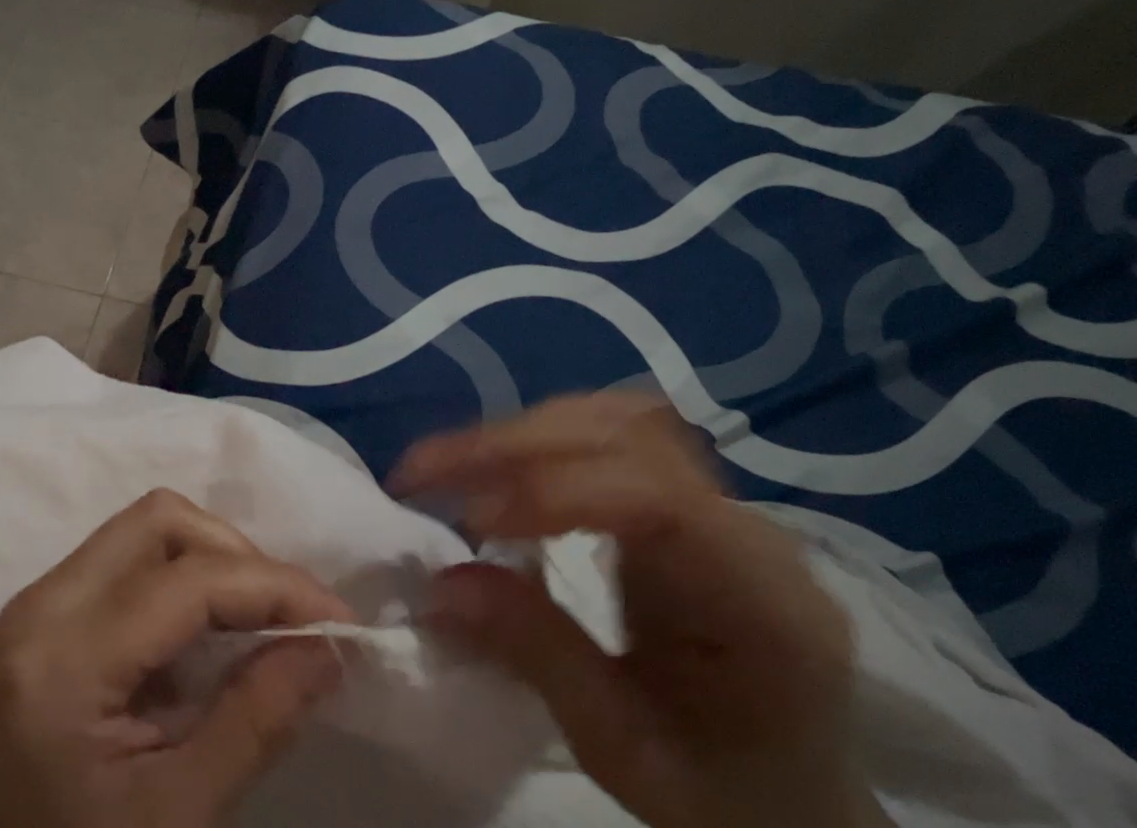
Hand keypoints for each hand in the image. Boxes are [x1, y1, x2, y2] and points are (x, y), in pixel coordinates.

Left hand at [0, 489, 353, 827]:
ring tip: (263, 625)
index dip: (276, 586)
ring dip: (214, 562)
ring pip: (144, 530)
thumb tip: (328, 647)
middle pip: (159, 521)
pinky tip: (214, 635)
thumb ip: (255, 722)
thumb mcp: (176, 812)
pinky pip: (128, 560)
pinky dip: (184, 580)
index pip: (187, 579)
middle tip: (292, 619)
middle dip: (240, 556)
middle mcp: (43, 604)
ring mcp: (39, 602)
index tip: (341, 622)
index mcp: (65, 658)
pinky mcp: (47, 612)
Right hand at [392, 394, 891, 827]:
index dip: (556, 492)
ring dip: (523, 433)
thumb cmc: (718, 791)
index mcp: (762, 601)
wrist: (789, 798)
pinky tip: (494, 473)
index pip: (658, 500)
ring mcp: (720, 510)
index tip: (469, 521)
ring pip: (619, 422)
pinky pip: (612, 443)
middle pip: (632, 436)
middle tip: (423, 475)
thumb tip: (442, 583)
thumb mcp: (623, 749)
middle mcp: (750, 533)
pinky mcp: (685, 507)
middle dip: (516, 444)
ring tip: (448, 466)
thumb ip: (540, 657)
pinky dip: (540, 444)